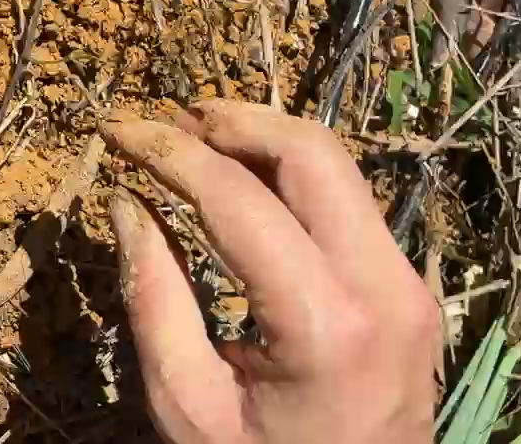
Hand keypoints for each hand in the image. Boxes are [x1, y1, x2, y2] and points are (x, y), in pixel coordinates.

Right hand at [102, 101, 438, 443]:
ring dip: (254, 134)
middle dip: (225, 121)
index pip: (235, 194)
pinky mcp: (403, 284)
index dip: (165, 149)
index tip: (114, 131)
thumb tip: (124, 199)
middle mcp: (383, 289)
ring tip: (191, 139)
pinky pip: (340, 193)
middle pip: (308, 151)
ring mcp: (405, 284)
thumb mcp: (185, 400)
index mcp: (327, 326)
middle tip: (163, 125)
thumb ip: (152, 292)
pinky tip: (234, 174)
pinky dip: (279, 166)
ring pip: (330, 160)